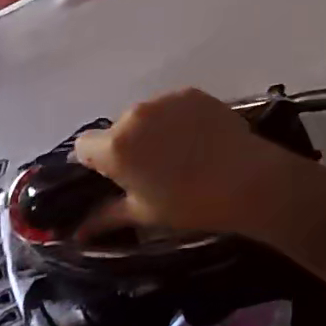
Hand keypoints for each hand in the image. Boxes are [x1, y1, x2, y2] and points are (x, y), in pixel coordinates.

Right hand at [72, 88, 313, 237]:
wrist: (248, 180)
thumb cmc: (191, 203)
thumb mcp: (146, 214)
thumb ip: (107, 217)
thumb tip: (78, 233)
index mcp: (115, 146)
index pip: (83, 145)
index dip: (95, 161)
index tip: (116, 177)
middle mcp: (133, 115)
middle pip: (117, 128)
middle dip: (128, 146)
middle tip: (153, 170)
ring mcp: (163, 100)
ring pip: (145, 116)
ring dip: (153, 131)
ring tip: (181, 154)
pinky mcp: (190, 93)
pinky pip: (172, 106)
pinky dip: (178, 120)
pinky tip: (199, 139)